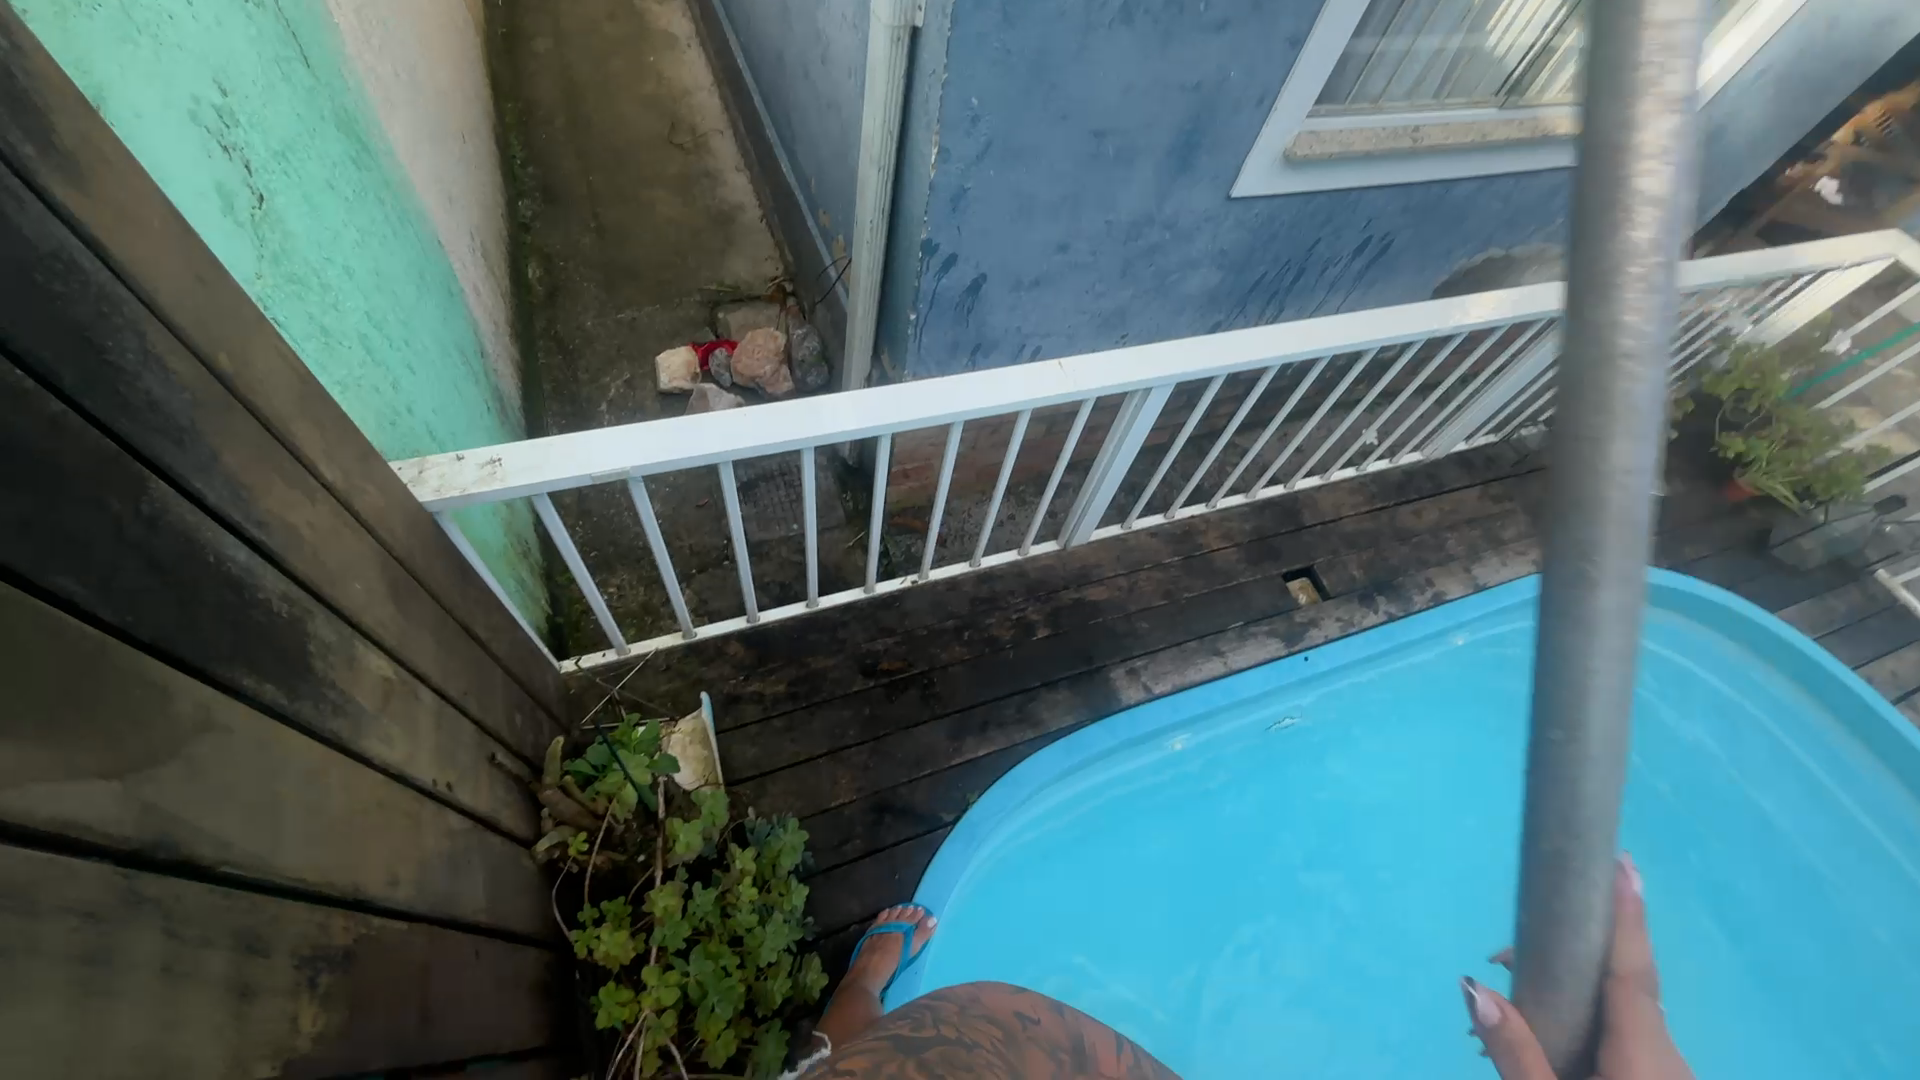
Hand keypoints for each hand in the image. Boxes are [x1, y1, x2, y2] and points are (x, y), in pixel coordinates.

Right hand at [1459, 854, 1692, 1078]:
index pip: (1632, 970)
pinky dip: (1576, 1028)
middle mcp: (1667, 1059)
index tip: (1623, 863)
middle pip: (1616, 988)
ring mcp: (1667, 1076)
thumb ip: (1516, 1053)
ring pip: (1615, 1018)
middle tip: (1499, 957)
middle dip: (1558, 958)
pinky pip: (1618, 1043)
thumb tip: (1473, 986)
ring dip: (1561, 999)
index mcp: (1645, 1056)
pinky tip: (1539, 1048)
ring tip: (1502, 1009)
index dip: (1625, 914)